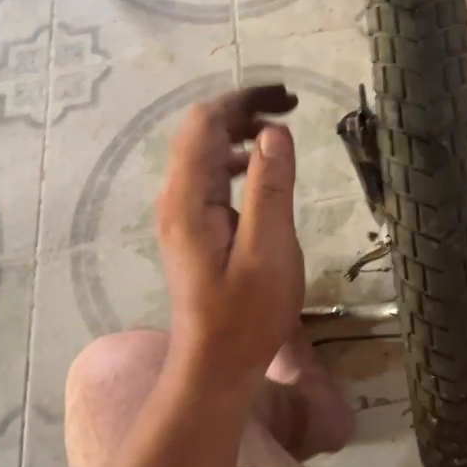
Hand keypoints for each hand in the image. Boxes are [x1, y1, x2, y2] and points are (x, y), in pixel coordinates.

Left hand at [154, 85, 301, 388]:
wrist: (215, 368)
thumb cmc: (246, 314)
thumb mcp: (268, 250)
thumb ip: (270, 187)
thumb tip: (274, 131)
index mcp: (189, 198)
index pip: (205, 123)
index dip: (244, 99)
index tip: (288, 97)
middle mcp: (176, 198)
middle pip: (200, 131)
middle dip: (243, 108)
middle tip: (291, 105)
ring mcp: (180, 213)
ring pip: (203, 150)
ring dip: (239, 130)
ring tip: (281, 129)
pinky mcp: (192, 227)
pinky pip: (208, 173)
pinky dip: (235, 156)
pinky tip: (262, 168)